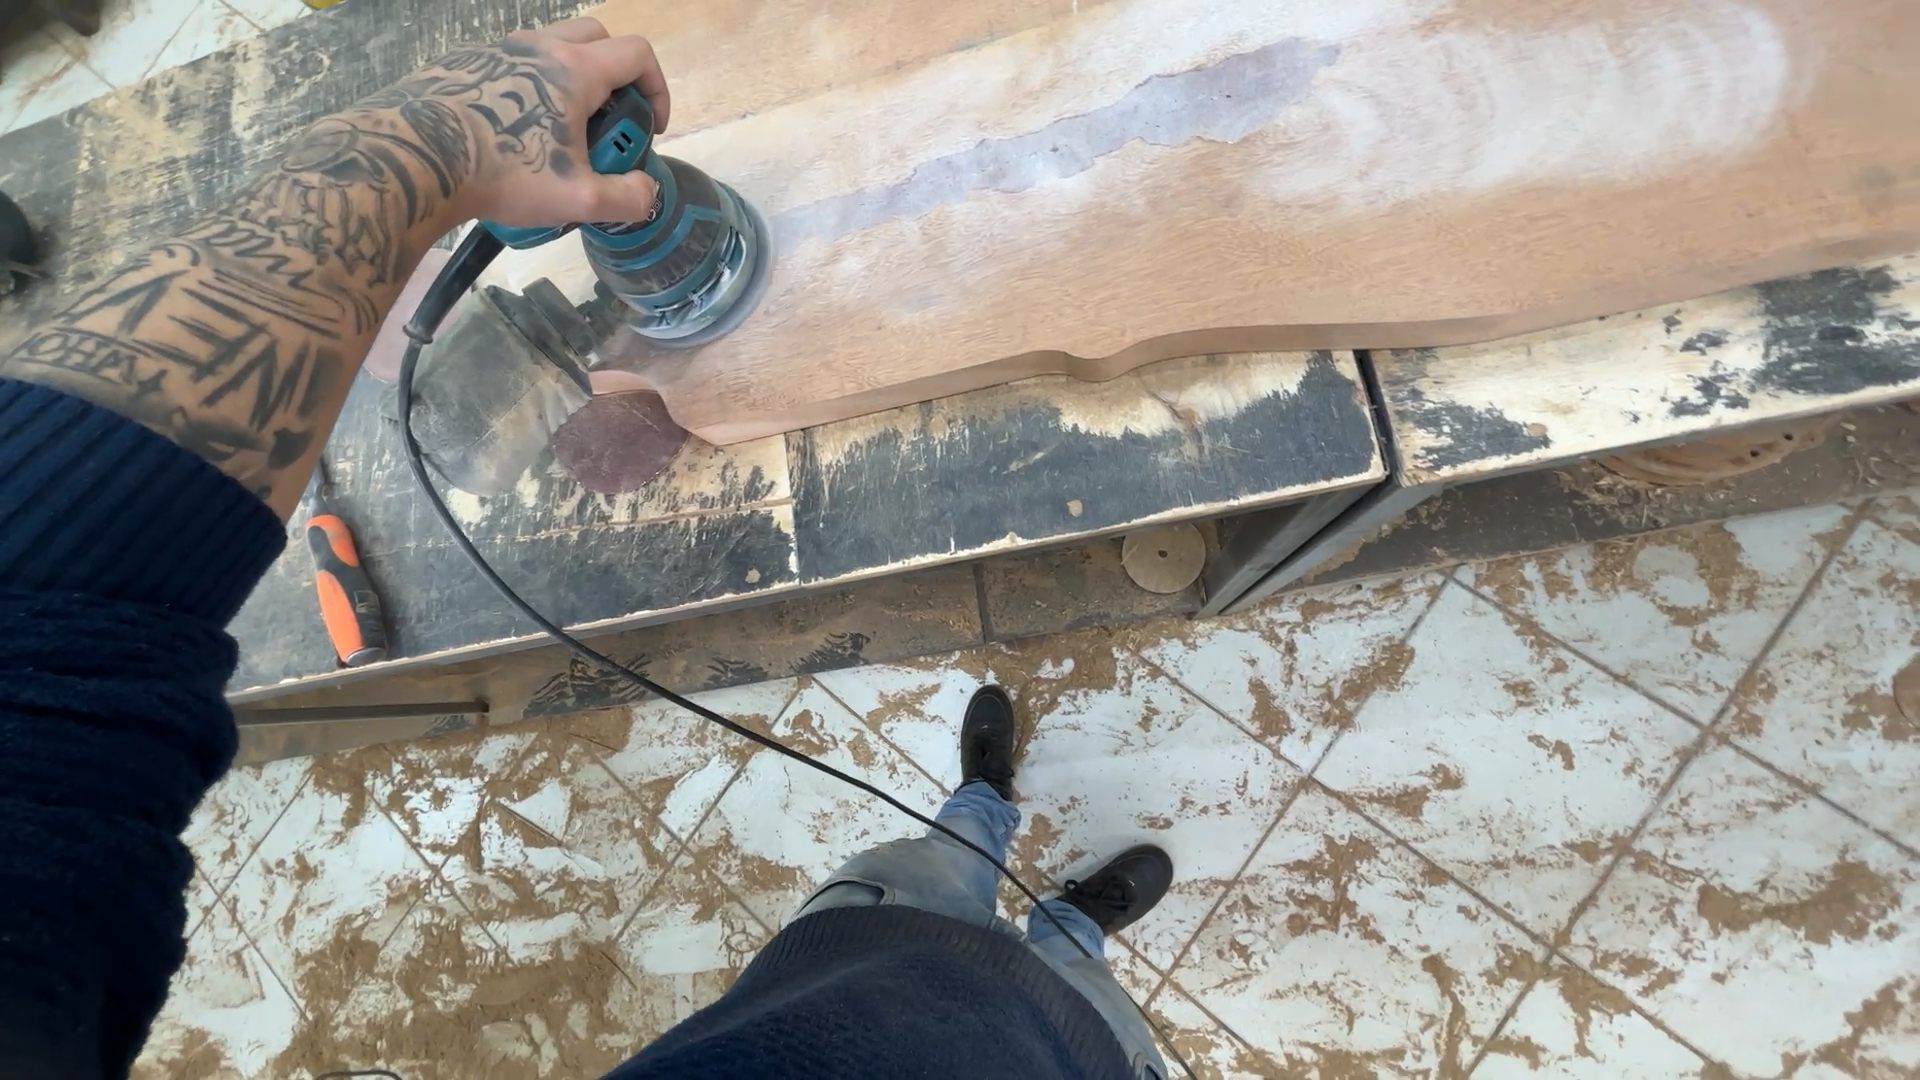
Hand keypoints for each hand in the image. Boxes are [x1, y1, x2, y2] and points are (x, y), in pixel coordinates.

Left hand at [357, 17, 671, 228]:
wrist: (413, 155)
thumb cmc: (505, 173)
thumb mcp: (582, 200)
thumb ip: (629, 198)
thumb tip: (647, 190)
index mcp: (573, 71)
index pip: (636, 54)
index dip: (657, 90)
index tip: (650, 129)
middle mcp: (539, 47)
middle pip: (598, 37)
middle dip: (620, 78)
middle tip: (613, 124)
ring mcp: (499, 50)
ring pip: (555, 47)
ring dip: (578, 83)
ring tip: (568, 134)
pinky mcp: (468, 63)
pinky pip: (519, 64)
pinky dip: (539, 90)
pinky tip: (526, 134)